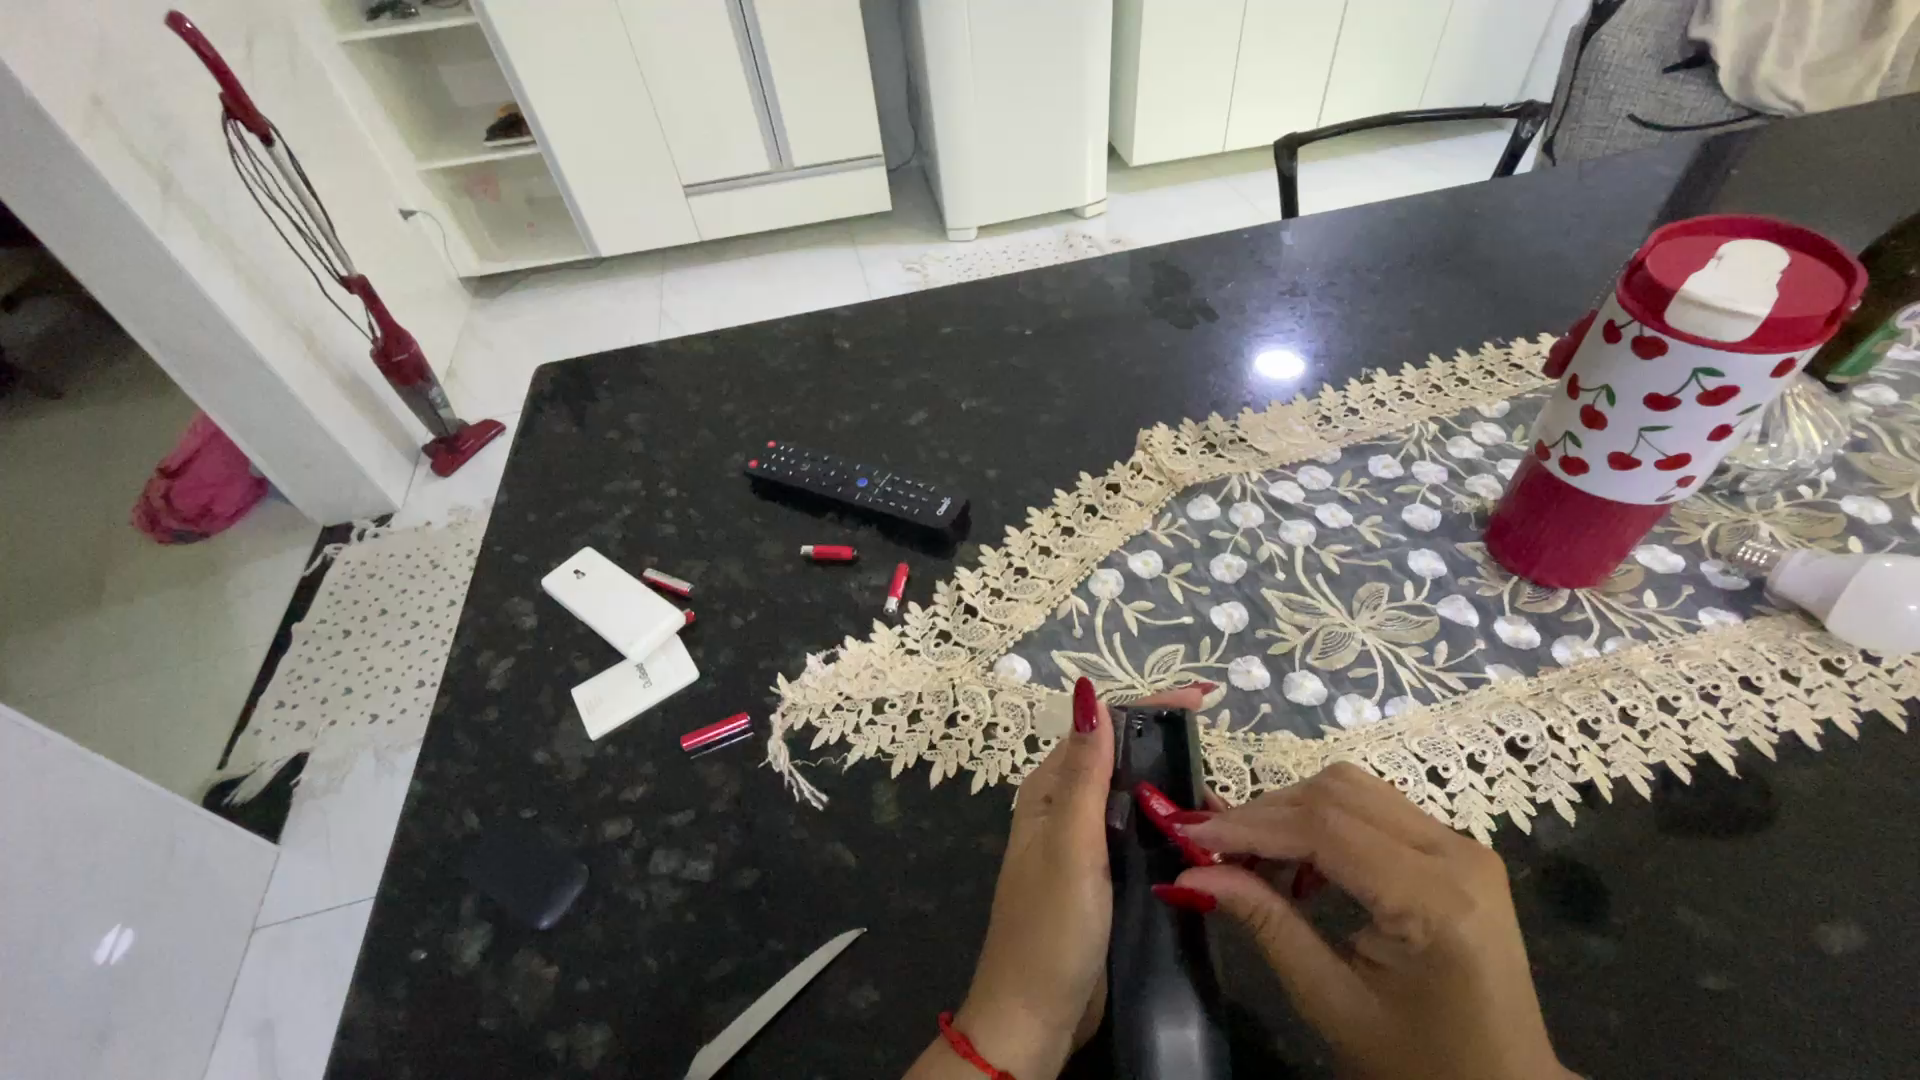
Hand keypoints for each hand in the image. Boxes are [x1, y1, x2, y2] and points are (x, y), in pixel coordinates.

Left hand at [906, 681, 1204, 1079]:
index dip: (1148, 711)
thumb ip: (1084, 773)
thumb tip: (1090, 695)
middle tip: (1221, 779)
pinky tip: (1205, 841)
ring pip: (1136, 803)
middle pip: (1122, 764)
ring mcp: (1086, 846)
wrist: (1036, 1016)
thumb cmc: (1050, 926)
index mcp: (1049, 791)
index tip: (1202, 701)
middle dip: (1169, 758)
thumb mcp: (1070, 844)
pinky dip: (1170, 832)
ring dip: (1174, 797)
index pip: (1101, 732)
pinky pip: (1141, 840)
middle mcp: (1066, 809)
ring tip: (1224, 812)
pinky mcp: (1105, 879)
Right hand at [1174, 763, 1575, 1079]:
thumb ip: (1264, 922)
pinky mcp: (1454, 847)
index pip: (1324, 830)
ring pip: (1350, 788)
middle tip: (1211, 846)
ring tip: (1251, 855)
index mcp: (1436, 902)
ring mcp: (1461, 845)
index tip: (1187, 832)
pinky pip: (1371, 807)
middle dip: (1263, 812)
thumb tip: (1189, 873)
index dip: (1248, 824)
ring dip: (1289, 810)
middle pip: (1336, 793)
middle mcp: (1457, 854)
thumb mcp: (1331, 1000)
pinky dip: (1320, 819)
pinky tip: (1299, 862)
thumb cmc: (1419, 1063)